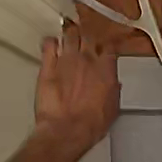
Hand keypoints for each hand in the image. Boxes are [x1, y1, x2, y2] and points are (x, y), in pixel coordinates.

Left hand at [32, 22, 119, 157]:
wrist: (67, 129)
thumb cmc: (89, 123)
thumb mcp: (112, 108)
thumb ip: (114, 91)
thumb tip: (114, 86)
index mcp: (105, 69)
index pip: (109, 48)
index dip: (107, 46)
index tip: (106, 47)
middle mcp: (87, 60)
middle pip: (88, 36)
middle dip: (88, 34)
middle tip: (86, 35)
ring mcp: (66, 60)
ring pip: (69, 34)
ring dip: (70, 33)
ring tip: (69, 32)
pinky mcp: (48, 66)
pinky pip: (48, 44)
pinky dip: (50, 42)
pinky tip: (51, 43)